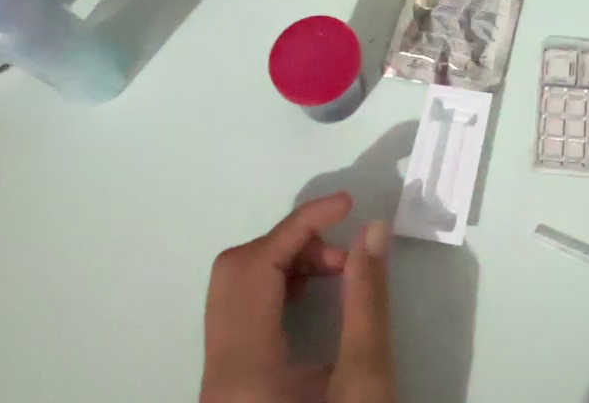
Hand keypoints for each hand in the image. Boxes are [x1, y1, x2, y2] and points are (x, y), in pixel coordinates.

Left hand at [200, 192, 394, 402]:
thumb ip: (367, 298)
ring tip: (337, 274)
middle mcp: (217, 372)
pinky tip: (314, 298)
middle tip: (341, 252)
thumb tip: (371, 230)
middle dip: (290, 244)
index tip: (348, 204)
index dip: (302, 223)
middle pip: (234, 272)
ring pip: (235, 292)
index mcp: (244, 369)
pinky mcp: (230, 390)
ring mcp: (218, 384)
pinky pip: (241, 317)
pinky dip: (276, 291)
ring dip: (284, 266)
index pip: (258, 264)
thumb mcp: (367, 381)